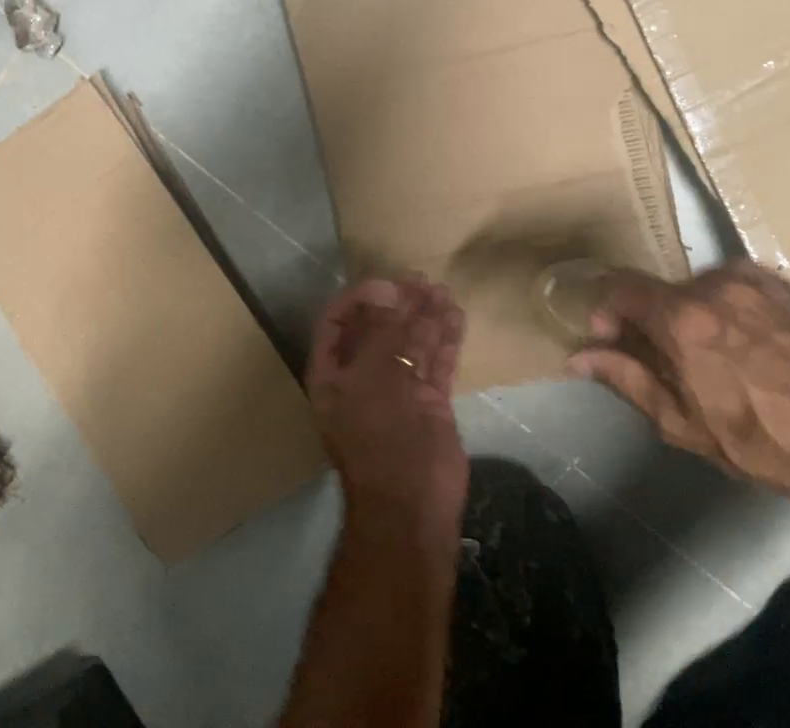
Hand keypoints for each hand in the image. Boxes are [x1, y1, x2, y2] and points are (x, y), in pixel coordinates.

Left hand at [308, 276, 468, 535]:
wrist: (411, 508)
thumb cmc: (381, 441)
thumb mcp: (375, 381)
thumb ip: (384, 334)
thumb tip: (392, 291)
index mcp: (332, 375)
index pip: (338, 322)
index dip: (361, 298)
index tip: (390, 284)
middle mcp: (361, 379)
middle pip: (379, 329)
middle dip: (400, 304)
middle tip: (424, 281)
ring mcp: (396, 392)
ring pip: (411, 344)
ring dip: (426, 317)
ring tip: (445, 292)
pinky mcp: (428, 404)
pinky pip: (435, 363)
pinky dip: (446, 340)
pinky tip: (457, 317)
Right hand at [567, 261, 789, 515]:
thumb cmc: (761, 443)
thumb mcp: (681, 422)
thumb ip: (626, 378)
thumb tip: (578, 356)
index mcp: (682, 317)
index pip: (619, 287)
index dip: (606, 310)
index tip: (611, 339)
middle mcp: (718, 285)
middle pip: (663, 291)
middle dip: (654, 320)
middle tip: (668, 362)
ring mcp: (762, 282)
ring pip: (704, 289)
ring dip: (695, 315)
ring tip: (718, 359)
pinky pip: (744, 289)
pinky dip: (733, 311)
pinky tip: (753, 349)